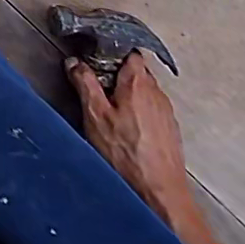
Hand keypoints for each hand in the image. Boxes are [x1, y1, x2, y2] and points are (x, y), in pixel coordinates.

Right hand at [66, 50, 191, 223]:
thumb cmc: (126, 155)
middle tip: (95, 86)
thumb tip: (75, 63)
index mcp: (138, 83)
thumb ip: (84, 83)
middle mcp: (156, 93)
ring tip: (107, 110)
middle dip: (115, 74)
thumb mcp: (94, 114)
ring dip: (126, 94)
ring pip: (143, 91)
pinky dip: (136, 111)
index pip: (129, 52)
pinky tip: (124, 128)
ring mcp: (166, 112)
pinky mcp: (169, 130)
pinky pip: (150, 109)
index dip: (111, 51)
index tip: (95, 57)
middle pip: (135, 71)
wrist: (159, 193)